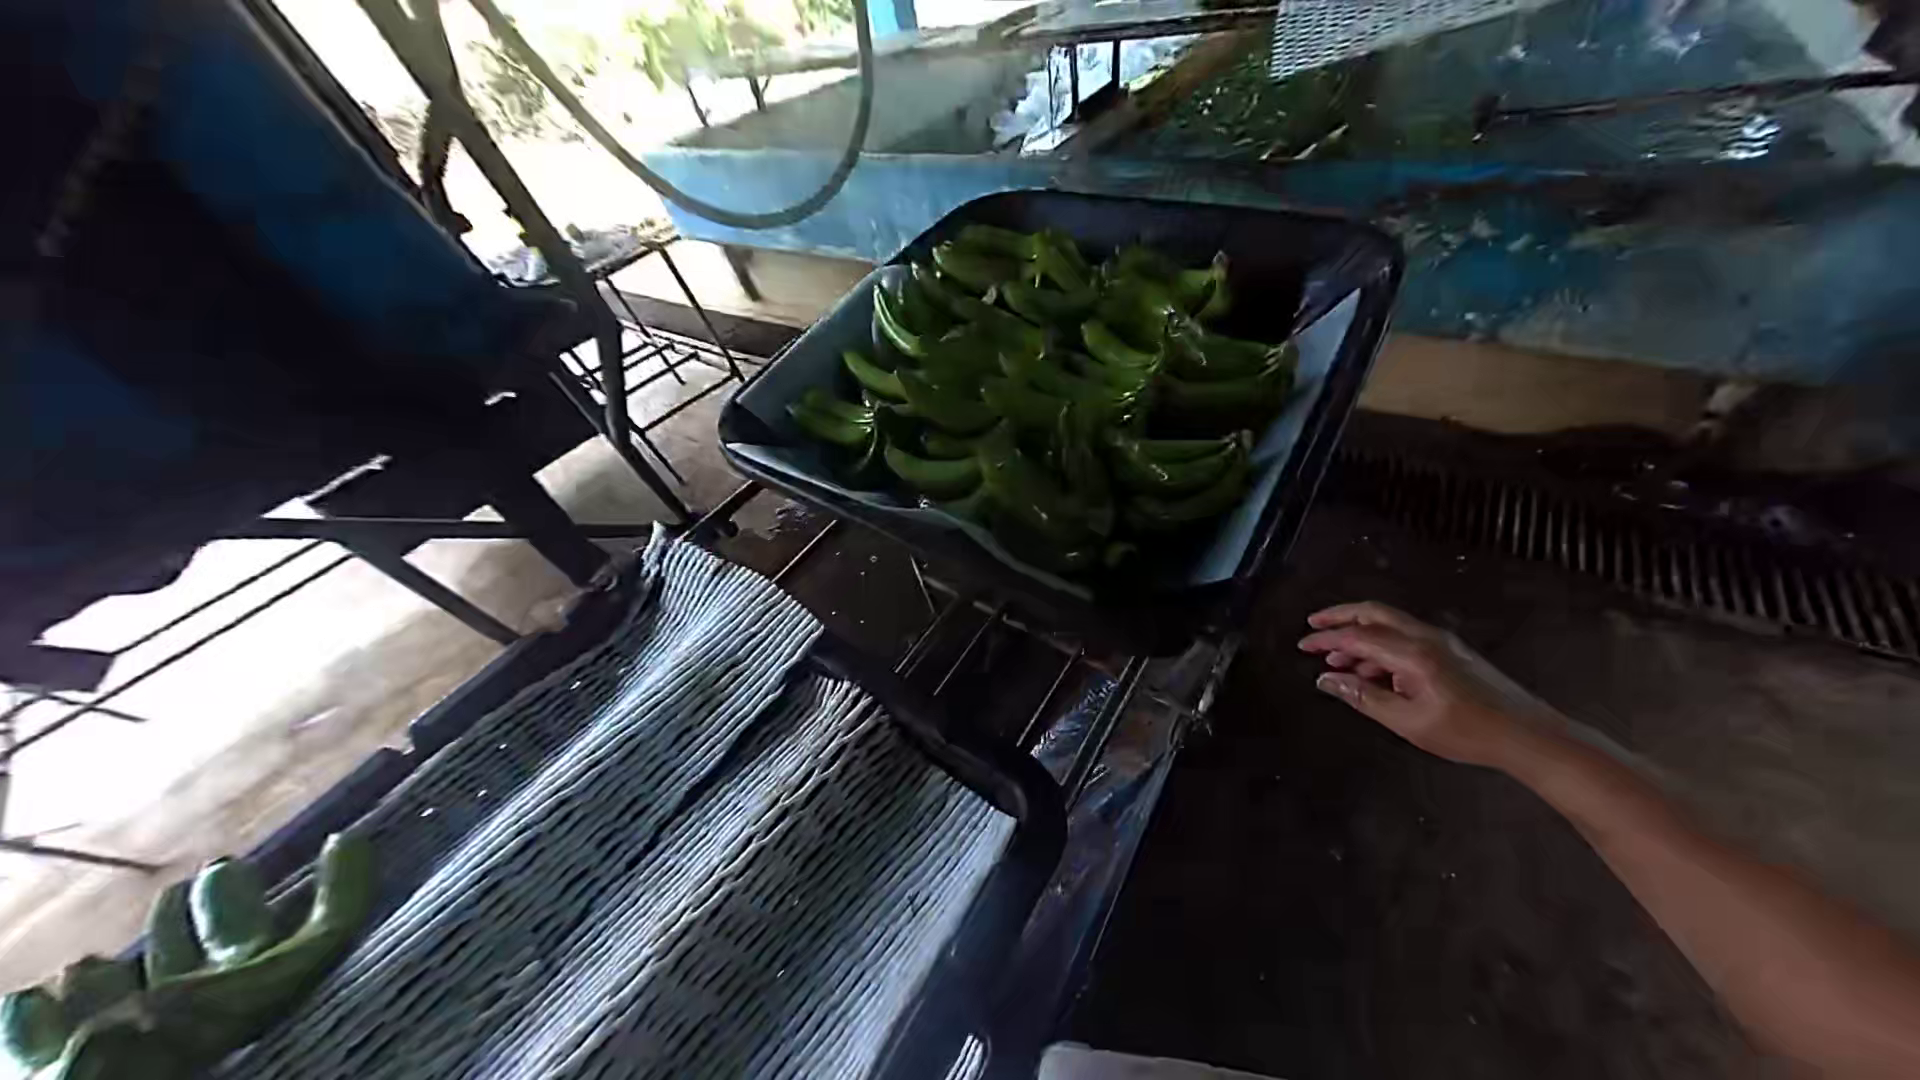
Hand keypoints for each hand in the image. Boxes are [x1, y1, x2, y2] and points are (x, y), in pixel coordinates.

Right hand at [1298, 601, 1567, 768]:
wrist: (1532, 737)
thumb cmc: (1468, 732)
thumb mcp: (1406, 720)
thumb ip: (1362, 697)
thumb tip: (1326, 680)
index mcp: (1413, 653)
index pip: (1357, 636)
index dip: (1326, 639)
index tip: (1303, 646)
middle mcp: (1426, 637)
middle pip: (1373, 613)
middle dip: (1339, 617)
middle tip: (1313, 627)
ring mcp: (1442, 642)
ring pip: (1389, 625)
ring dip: (1360, 636)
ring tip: (1339, 662)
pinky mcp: (1452, 652)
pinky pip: (1405, 638)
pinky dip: (1380, 647)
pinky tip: (1373, 672)